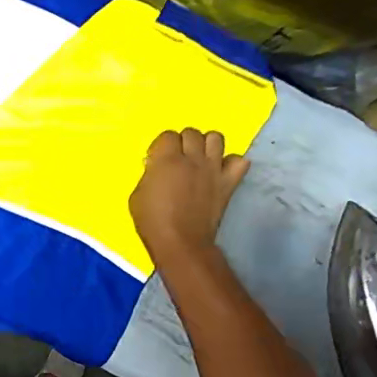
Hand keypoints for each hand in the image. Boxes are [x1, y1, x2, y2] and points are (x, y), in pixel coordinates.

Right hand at [130, 129, 250, 266]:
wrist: (181, 243)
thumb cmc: (153, 222)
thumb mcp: (137, 196)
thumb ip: (148, 176)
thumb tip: (155, 167)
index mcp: (167, 160)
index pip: (167, 135)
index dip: (161, 146)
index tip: (157, 160)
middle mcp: (193, 158)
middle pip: (192, 133)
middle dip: (182, 143)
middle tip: (177, 160)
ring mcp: (214, 169)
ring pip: (216, 138)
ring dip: (206, 145)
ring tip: (199, 159)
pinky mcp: (229, 182)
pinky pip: (239, 161)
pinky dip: (231, 163)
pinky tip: (220, 171)